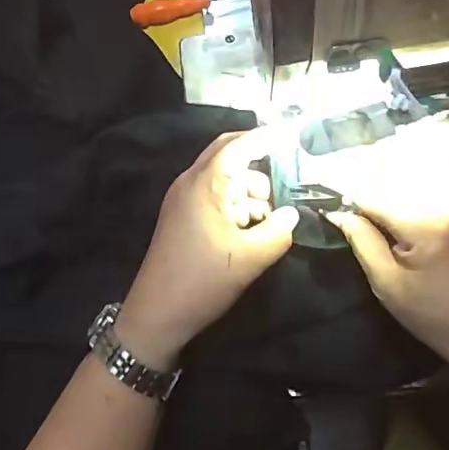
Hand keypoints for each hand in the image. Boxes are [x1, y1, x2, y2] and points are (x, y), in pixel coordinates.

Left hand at [116, 130, 298, 368]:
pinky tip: (252, 224)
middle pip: (229, 154)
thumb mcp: (251, 257)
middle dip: (259, 160)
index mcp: (204, 183)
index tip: (293, 134)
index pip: (239, 144)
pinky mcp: (181, 215)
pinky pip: (213, 192)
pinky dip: (235, 199)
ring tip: (271, 212)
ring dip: (248, 185)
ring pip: (222, 175)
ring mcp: (182, 198)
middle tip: (287, 172)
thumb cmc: (203, 281)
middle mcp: (190, 182)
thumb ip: (279, 230)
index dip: (267, 137)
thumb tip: (293, 213)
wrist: (155, 315)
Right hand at [326, 163, 448, 391]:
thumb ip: (363, 242)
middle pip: (398, 174)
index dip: (351, 200)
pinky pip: (448, 175)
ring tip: (380, 194)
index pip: (375, 196)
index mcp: (426, 226)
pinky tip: (412, 190)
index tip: (335, 204)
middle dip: (372, 183)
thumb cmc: (440, 318)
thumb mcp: (390, 286)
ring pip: (424, 168)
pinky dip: (426, 176)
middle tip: (355, 201)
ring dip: (398, 175)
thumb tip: (339, 212)